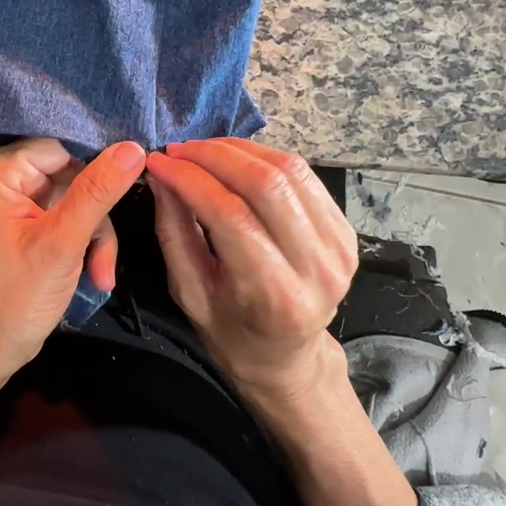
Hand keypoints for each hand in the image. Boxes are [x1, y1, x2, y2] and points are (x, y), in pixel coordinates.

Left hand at [0, 139, 145, 394]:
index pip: (63, 147)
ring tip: (99, 274)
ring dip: (96, 237)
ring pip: (80, 199)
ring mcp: (17, 202)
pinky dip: (86, 246)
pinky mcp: (30, 224)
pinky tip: (95, 276)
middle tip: (102, 256)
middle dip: (96, 216)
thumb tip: (134, 147)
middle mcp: (4, 176)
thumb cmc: (16, 298)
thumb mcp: (62, 242)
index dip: (96, 170)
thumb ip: (98, 191)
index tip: (124, 193)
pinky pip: (70, 218)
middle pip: (75, 173)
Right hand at [144, 138, 356, 404]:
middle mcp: (316, 269)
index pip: (230, 215)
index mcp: (274, 296)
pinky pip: (304, 175)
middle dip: (214, 156)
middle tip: (178, 150)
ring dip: (238, 149)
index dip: (189, 179)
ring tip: (202, 150)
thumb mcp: (188, 292)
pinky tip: (234, 158)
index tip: (158, 162)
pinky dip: (264, 157)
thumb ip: (173, 231)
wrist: (287, 356)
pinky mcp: (347, 230)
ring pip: (288, 170)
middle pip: (265, 184)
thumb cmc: (230, 330)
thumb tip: (160, 174)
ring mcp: (339, 247)